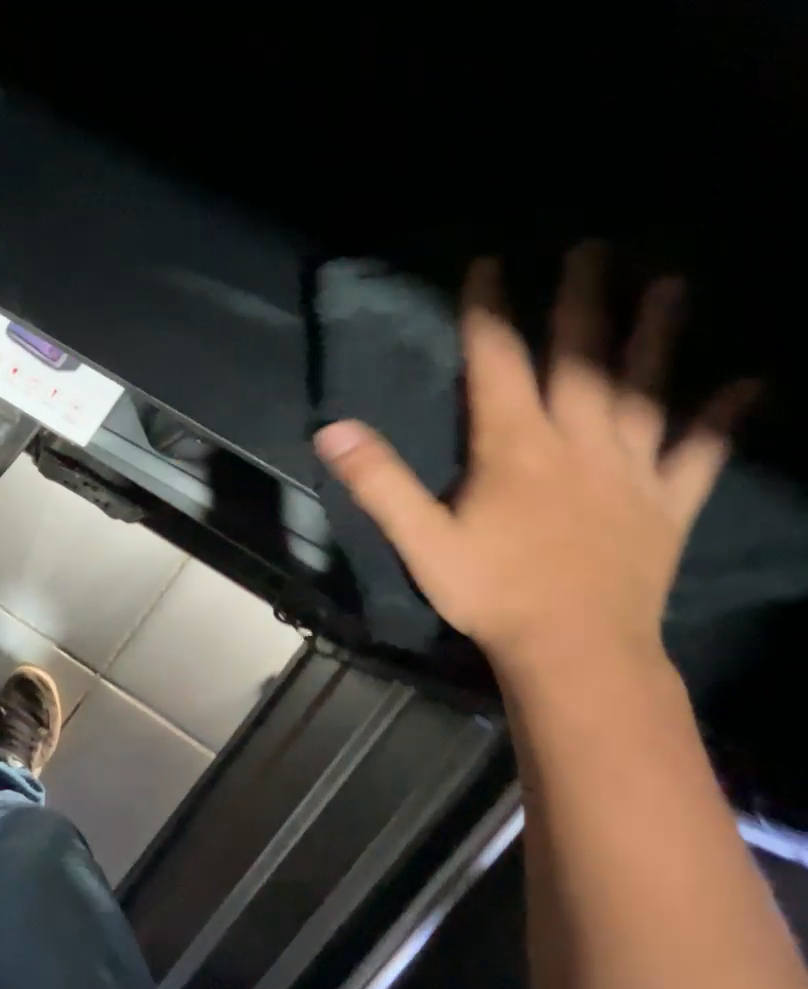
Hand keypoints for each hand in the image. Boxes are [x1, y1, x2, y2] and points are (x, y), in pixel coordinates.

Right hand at [315, 245, 753, 667]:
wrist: (576, 648)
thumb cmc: (490, 592)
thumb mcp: (419, 539)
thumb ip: (379, 481)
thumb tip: (331, 429)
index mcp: (515, 449)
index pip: (498, 365)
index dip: (490, 312)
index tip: (489, 264)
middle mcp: (578, 445)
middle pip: (580, 361)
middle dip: (582, 301)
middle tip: (593, 249)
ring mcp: (630, 472)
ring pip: (646, 391)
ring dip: (658, 337)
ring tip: (672, 285)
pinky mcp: (666, 504)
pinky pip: (701, 454)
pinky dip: (724, 418)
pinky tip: (749, 385)